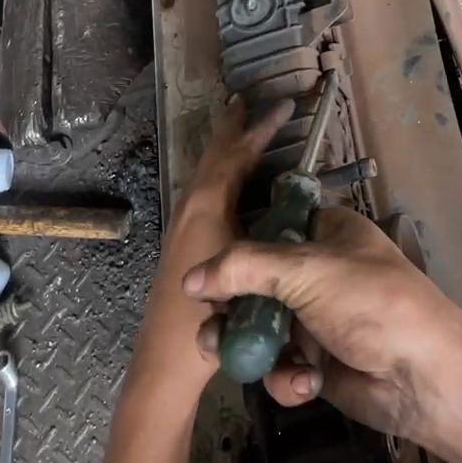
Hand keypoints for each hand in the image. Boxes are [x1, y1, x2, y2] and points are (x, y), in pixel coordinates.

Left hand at [101, 95, 292, 462]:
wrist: (164, 364)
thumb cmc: (206, 318)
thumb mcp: (245, 268)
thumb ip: (268, 233)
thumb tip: (297, 204)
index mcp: (206, 206)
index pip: (237, 155)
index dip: (261, 128)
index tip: (283, 105)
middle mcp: (191, 208)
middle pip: (214, 156)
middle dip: (231, 127)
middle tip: (242, 98)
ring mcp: (183, 225)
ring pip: (207, 172)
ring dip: (224, 147)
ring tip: (237, 128)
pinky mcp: (183, 243)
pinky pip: (206, 189)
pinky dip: (220, 171)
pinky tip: (230, 183)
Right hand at [182, 206, 461, 439]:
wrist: (425, 377)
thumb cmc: (373, 304)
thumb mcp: (308, 272)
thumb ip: (246, 268)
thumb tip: (191, 277)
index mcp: (329, 231)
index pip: (274, 224)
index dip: (241, 242)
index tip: (209, 266)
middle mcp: (321, 270)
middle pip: (258, 282)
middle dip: (236, 307)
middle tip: (215, 323)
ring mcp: (319, 318)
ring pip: (263, 328)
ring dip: (253, 348)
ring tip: (239, 360)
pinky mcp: (318, 362)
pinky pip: (281, 366)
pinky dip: (286, 377)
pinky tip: (304, 383)